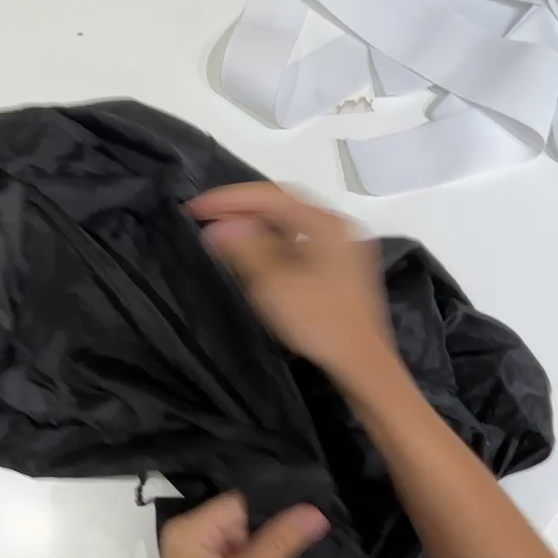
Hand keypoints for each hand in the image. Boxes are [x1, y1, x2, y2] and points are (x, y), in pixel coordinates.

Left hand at [150, 493, 328, 557]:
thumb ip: (281, 543)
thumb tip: (315, 511)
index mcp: (190, 529)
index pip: (241, 501)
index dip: (274, 510)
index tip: (310, 518)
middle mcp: (188, 533)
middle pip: (242, 517)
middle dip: (270, 530)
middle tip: (307, 539)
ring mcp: (194, 552)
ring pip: (242, 535)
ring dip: (264, 547)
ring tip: (294, 555)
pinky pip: (235, 552)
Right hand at [188, 182, 400, 385]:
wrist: (361, 361)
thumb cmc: (318, 321)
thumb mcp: (274, 284)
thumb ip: (245, 249)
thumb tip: (218, 225)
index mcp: (325, 222)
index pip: (270, 196)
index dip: (229, 199)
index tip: (195, 208)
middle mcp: (338, 226)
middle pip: (284, 205)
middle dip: (244, 209)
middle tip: (209, 218)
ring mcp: (344, 247)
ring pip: (293, 225)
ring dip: (259, 226)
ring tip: (227, 234)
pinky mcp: (342, 269)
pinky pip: (302, 243)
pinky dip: (275, 243)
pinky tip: (258, 256)